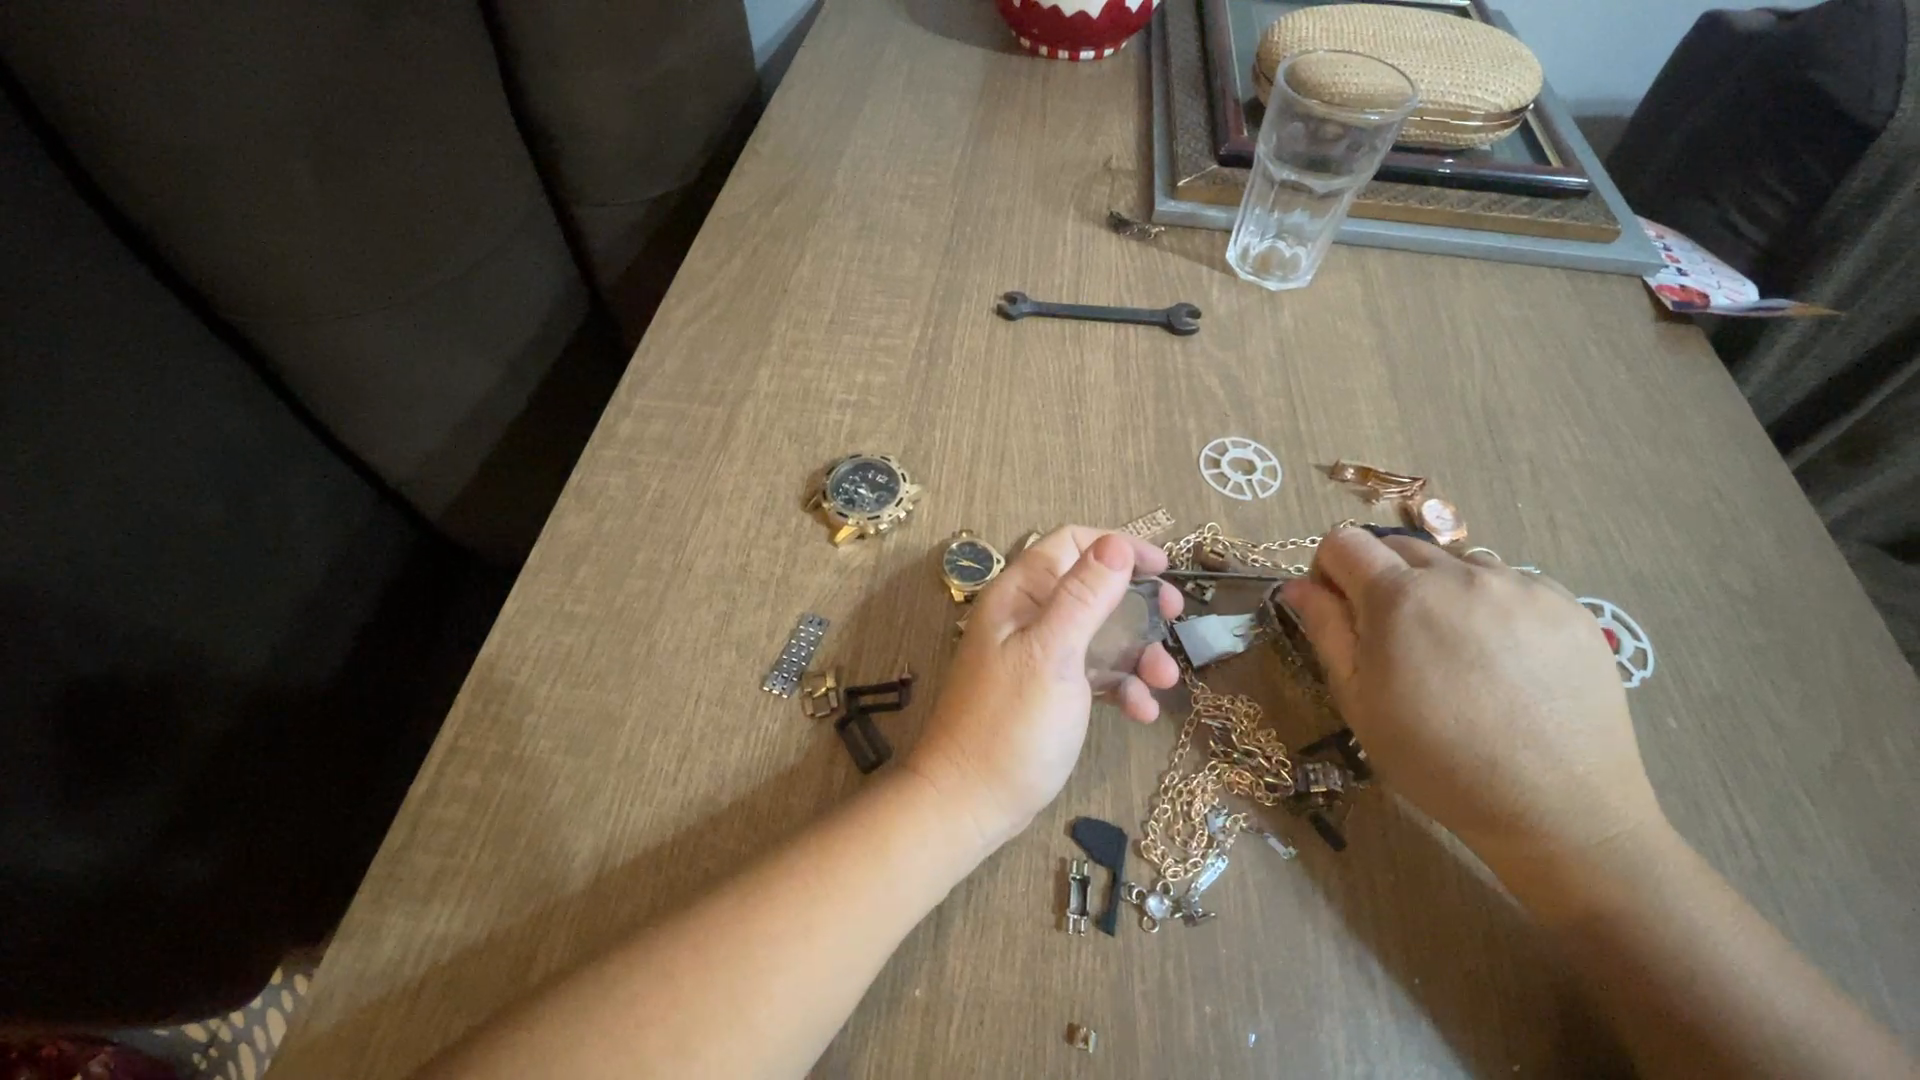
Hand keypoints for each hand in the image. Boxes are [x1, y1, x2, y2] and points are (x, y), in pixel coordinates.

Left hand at [904, 527, 1183, 847]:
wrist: (971, 802)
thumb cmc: (1010, 724)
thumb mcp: (1052, 654)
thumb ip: (1084, 596)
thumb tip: (1116, 543)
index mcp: (1019, 596)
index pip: (1070, 545)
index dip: (1117, 547)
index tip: (1162, 568)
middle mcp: (1027, 618)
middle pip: (1091, 589)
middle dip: (1136, 603)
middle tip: (1172, 619)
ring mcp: (1038, 657)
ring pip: (1099, 635)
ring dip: (1137, 652)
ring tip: (1167, 679)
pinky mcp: (1049, 694)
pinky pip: (1093, 675)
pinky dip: (1121, 687)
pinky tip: (1143, 712)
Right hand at [1281, 527, 1664, 865]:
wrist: (1558, 807)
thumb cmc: (1436, 760)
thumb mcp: (1359, 701)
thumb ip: (1325, 631)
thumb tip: (1298, 585)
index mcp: (1398, 597)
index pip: (1344, 541)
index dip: (1329, 570)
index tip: (1339, 610)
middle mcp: (1459, 574)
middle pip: (1398, 546)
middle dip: (1382, 579)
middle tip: (1394, 639)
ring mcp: (1519, 585)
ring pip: (1456, 564)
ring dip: (1439, 591)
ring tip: (1455, 652)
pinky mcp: (1567, 605)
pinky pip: (1510, 584)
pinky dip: (1490, 606)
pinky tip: (1503, 661)